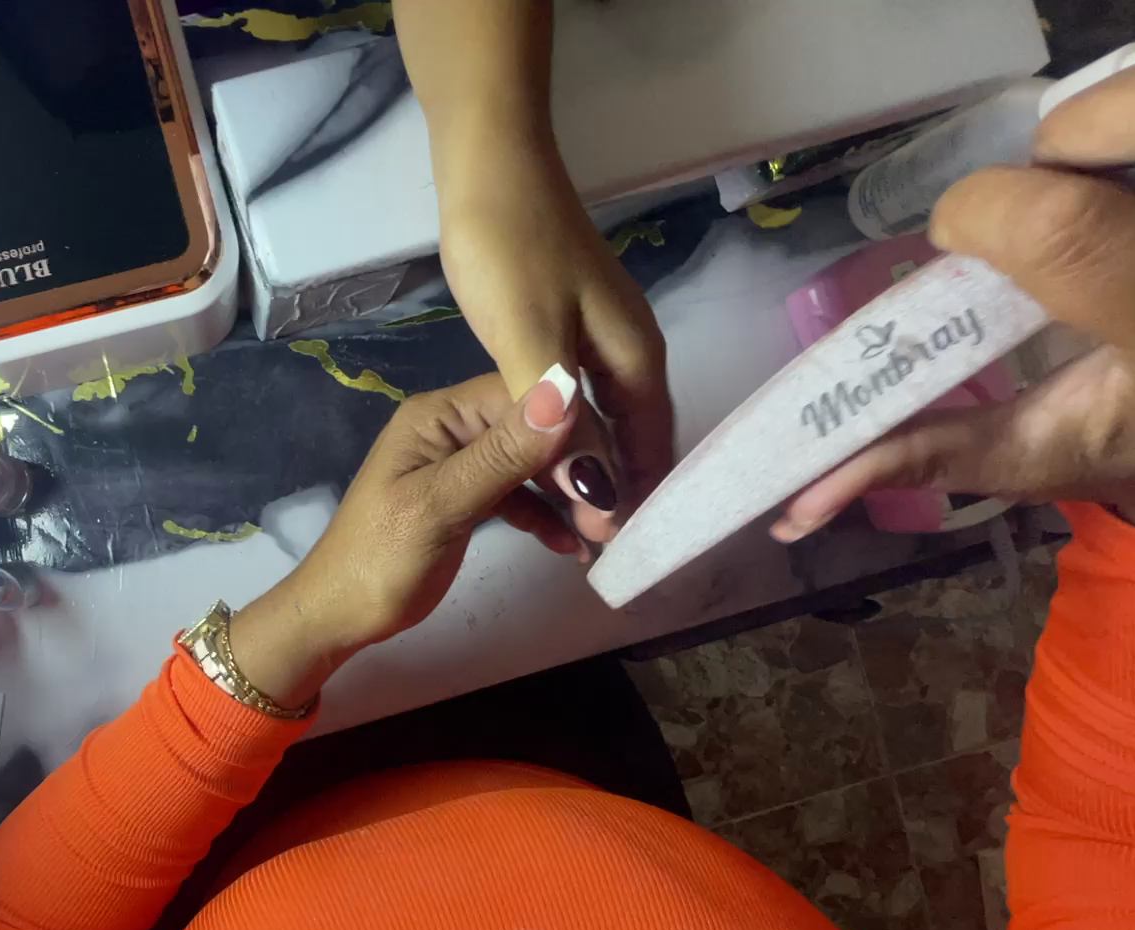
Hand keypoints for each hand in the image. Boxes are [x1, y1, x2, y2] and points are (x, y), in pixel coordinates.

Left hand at [229, 372, 582, 707]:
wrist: (341, 614)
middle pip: (533, 430)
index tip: (611, 474)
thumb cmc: (380, 559)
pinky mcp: (467, 499)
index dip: (573, 428)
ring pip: (531, 465)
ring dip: (567, 497)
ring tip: (601, 535)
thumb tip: (566, 388)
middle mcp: (452, 429)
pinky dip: (545, 517)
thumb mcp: (440, 506)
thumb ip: (502, 454)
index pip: (524, 396)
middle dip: (577, 468)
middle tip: (613, 516)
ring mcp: (459, 465)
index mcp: (439, 416)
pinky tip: (569, 546)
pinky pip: (518, 496)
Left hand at [437, 126, 672, 541]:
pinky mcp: (554, 336)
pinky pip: (568, 407)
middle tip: (591, 548)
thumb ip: (564, 417)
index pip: (649, 444)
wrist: (485, 175)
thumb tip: (600, 490)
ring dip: (585, 472)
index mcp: (630, 358)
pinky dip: (559, 442)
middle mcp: (622, 352)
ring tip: (566, 525)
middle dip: (614, 491)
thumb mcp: (533, 342)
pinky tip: (537, 465)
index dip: (636, 496)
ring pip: (598, 425)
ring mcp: (588, 342)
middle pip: (629, 438)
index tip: (619, 547)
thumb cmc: (509, 257)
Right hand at [777, 30, 1134, 545]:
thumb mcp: (1019, 460)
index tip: (955, 234)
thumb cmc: (1129, 436)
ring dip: (1132, 113)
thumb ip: (916, 462)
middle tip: (1055, 185)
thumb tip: (797, 504)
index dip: (984, 207)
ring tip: (1109, 180)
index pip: (1067, 228)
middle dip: (1088, 131)